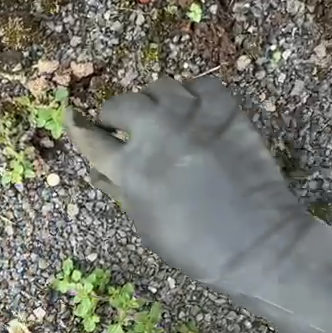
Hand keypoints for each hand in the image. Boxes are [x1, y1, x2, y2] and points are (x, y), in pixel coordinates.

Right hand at [68, 76, 331, 332]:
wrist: (255, 244)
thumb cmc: (193, 246)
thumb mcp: (145, 224)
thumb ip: (120, 190)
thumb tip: (98, 169)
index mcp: (130, 170)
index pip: (91, 139)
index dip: (80, 128)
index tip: (76, 120)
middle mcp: (156, 135)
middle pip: (123, 104)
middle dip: (117, 114)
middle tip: (123, 124)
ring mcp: (193, 118)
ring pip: (161, 88)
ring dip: (155, 101)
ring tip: (162, 116)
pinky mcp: (227, 111)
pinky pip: (203, 86)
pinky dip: (194, 95)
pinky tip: (195, 112)